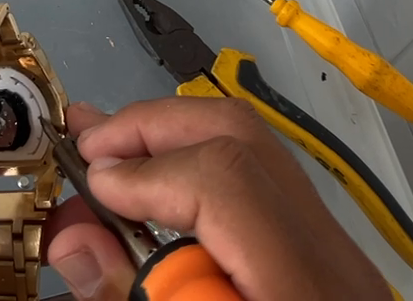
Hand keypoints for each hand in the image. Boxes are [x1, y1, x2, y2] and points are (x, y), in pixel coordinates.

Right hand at [44, 98, 392, 300]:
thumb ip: (129, 300)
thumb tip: (74, 236)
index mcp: (305, 296)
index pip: (228, 185)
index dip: (148, 172)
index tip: (91, 184)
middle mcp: (336, 264)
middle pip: (243, 138)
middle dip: (153, 129)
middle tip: (90, 146)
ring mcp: (338, 254)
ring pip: (253, 145)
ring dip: (171, 138)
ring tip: (109, 154)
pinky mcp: (326, 255)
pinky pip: (256, 177)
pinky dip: (195, 166)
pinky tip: (152, 190)